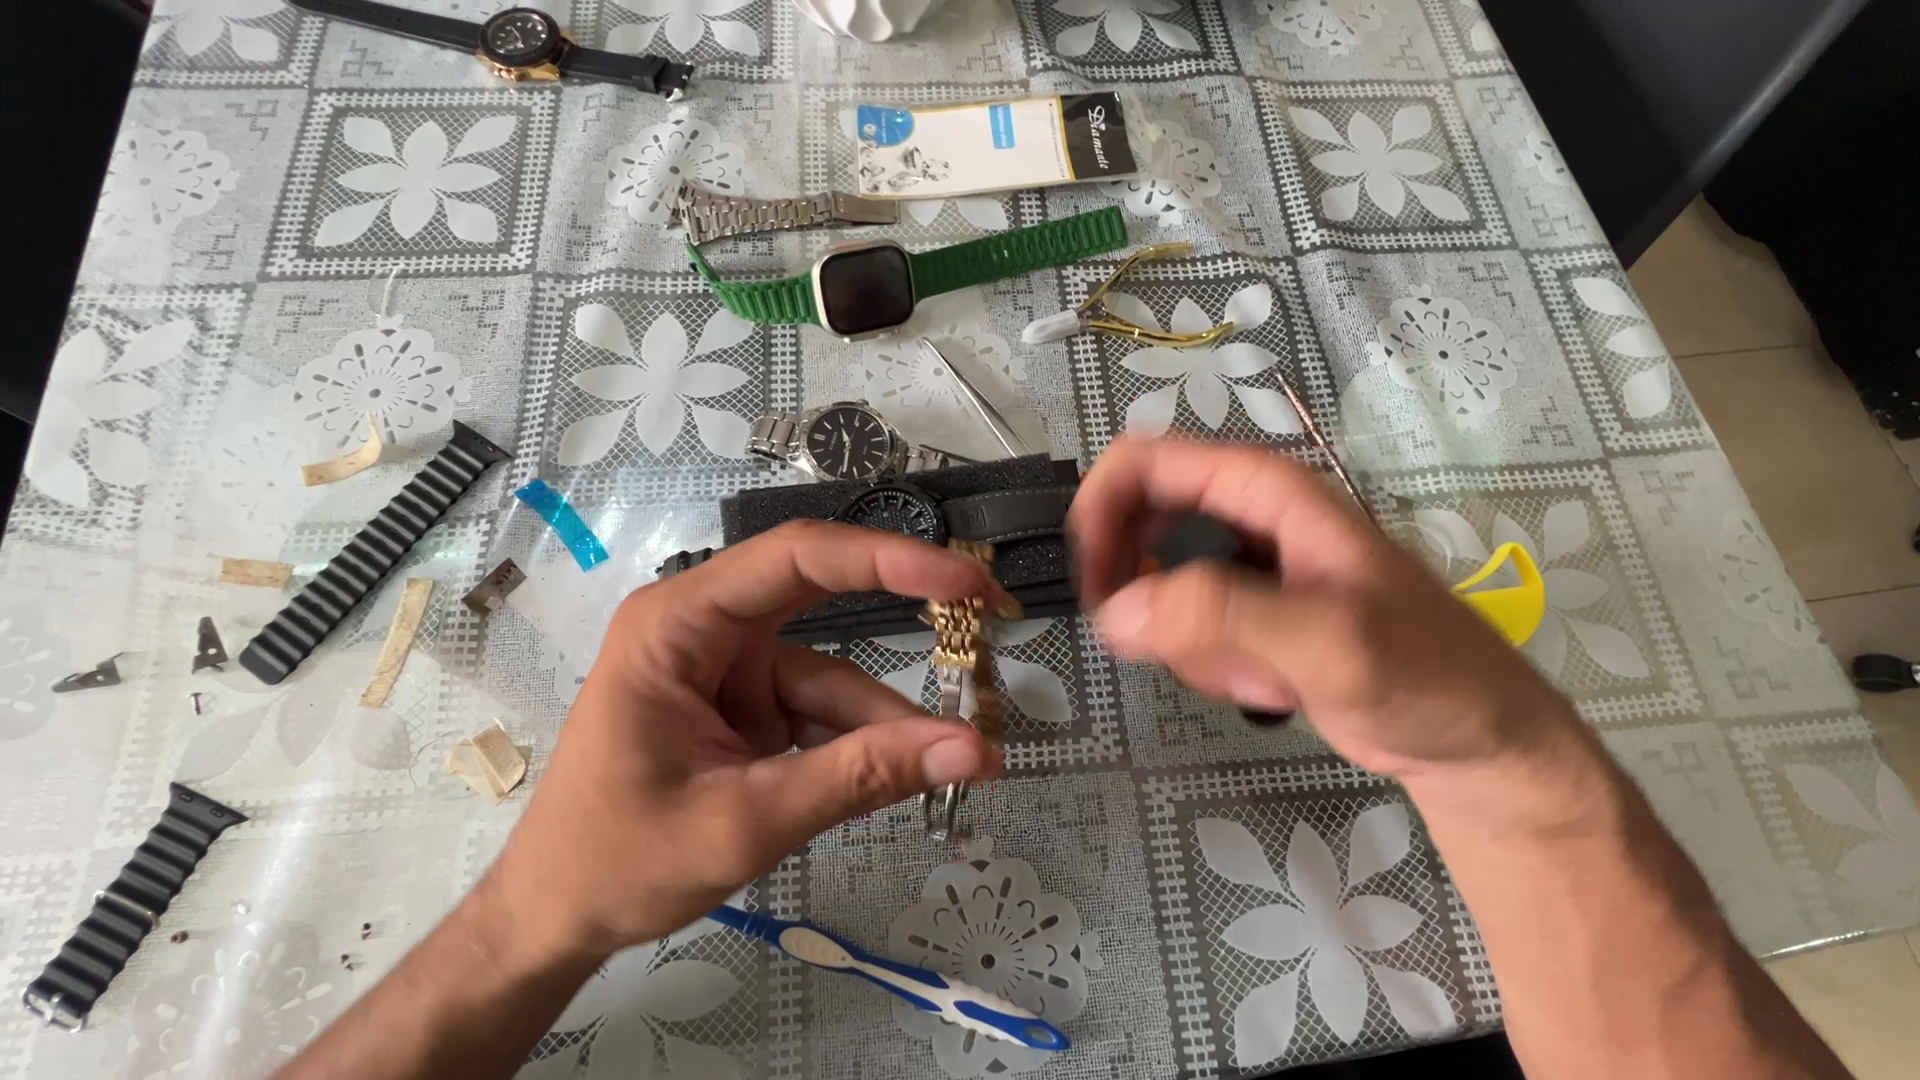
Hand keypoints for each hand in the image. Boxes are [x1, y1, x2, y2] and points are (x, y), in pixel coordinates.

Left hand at [486, 521, 1006, 962]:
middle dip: (905, 602)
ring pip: (833, 674)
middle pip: (820, 592)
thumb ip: (860, 779)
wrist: (557, 914)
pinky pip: (823, 713)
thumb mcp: (748, 820)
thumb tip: (971, 749)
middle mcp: (707, 626)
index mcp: (679, 623)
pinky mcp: (748, 706)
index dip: (886, 558)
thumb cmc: (621, 859)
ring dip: (887, 720)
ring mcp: (730, 667)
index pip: (795, 559)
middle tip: (988, 609)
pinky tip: (905, 773)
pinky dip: (863, 744)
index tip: (962, 579)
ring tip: (960, 759)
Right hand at [1069, 437, 1580, 779]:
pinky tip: (1267, 685)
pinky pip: (1182, 627)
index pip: (1146, 461)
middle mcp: (1248, 517)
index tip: (1092, 577)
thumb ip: (1220, 615)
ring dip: (1184, 640)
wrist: (1472, 739)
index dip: (1102, 506)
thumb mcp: (1328, 640)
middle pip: (1138, 517)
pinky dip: (1205, 663)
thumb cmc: (1423, 673)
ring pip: (1155, 584)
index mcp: (1266, 491)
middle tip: (1145, 639)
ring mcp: (1245, 568)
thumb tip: (1117, 613)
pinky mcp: (1246, 615)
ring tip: (1256, 675)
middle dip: (1133, 583)